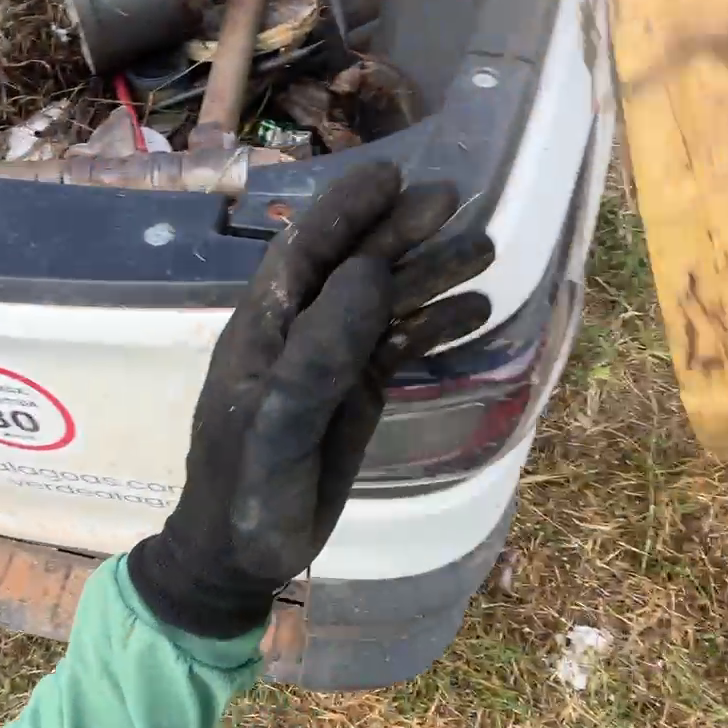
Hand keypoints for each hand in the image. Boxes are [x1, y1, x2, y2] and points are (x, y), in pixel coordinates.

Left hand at [127, 161, 494, 638]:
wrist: (242, 554)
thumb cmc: (248, 491)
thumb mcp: (278, 423)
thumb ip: (319, 352)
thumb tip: (371, 270)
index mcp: (267, 328)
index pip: (305, 250)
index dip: (346, 209)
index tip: (393, 174)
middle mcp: (299, 334)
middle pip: (353, 267)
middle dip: (399, 231)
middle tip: (456, 200)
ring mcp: (328, 363)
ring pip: (381, 304)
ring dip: (427, 275)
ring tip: (484, 251)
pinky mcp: (352, 395)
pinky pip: (395, 348)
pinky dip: (431, 327)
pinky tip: (473, 313)